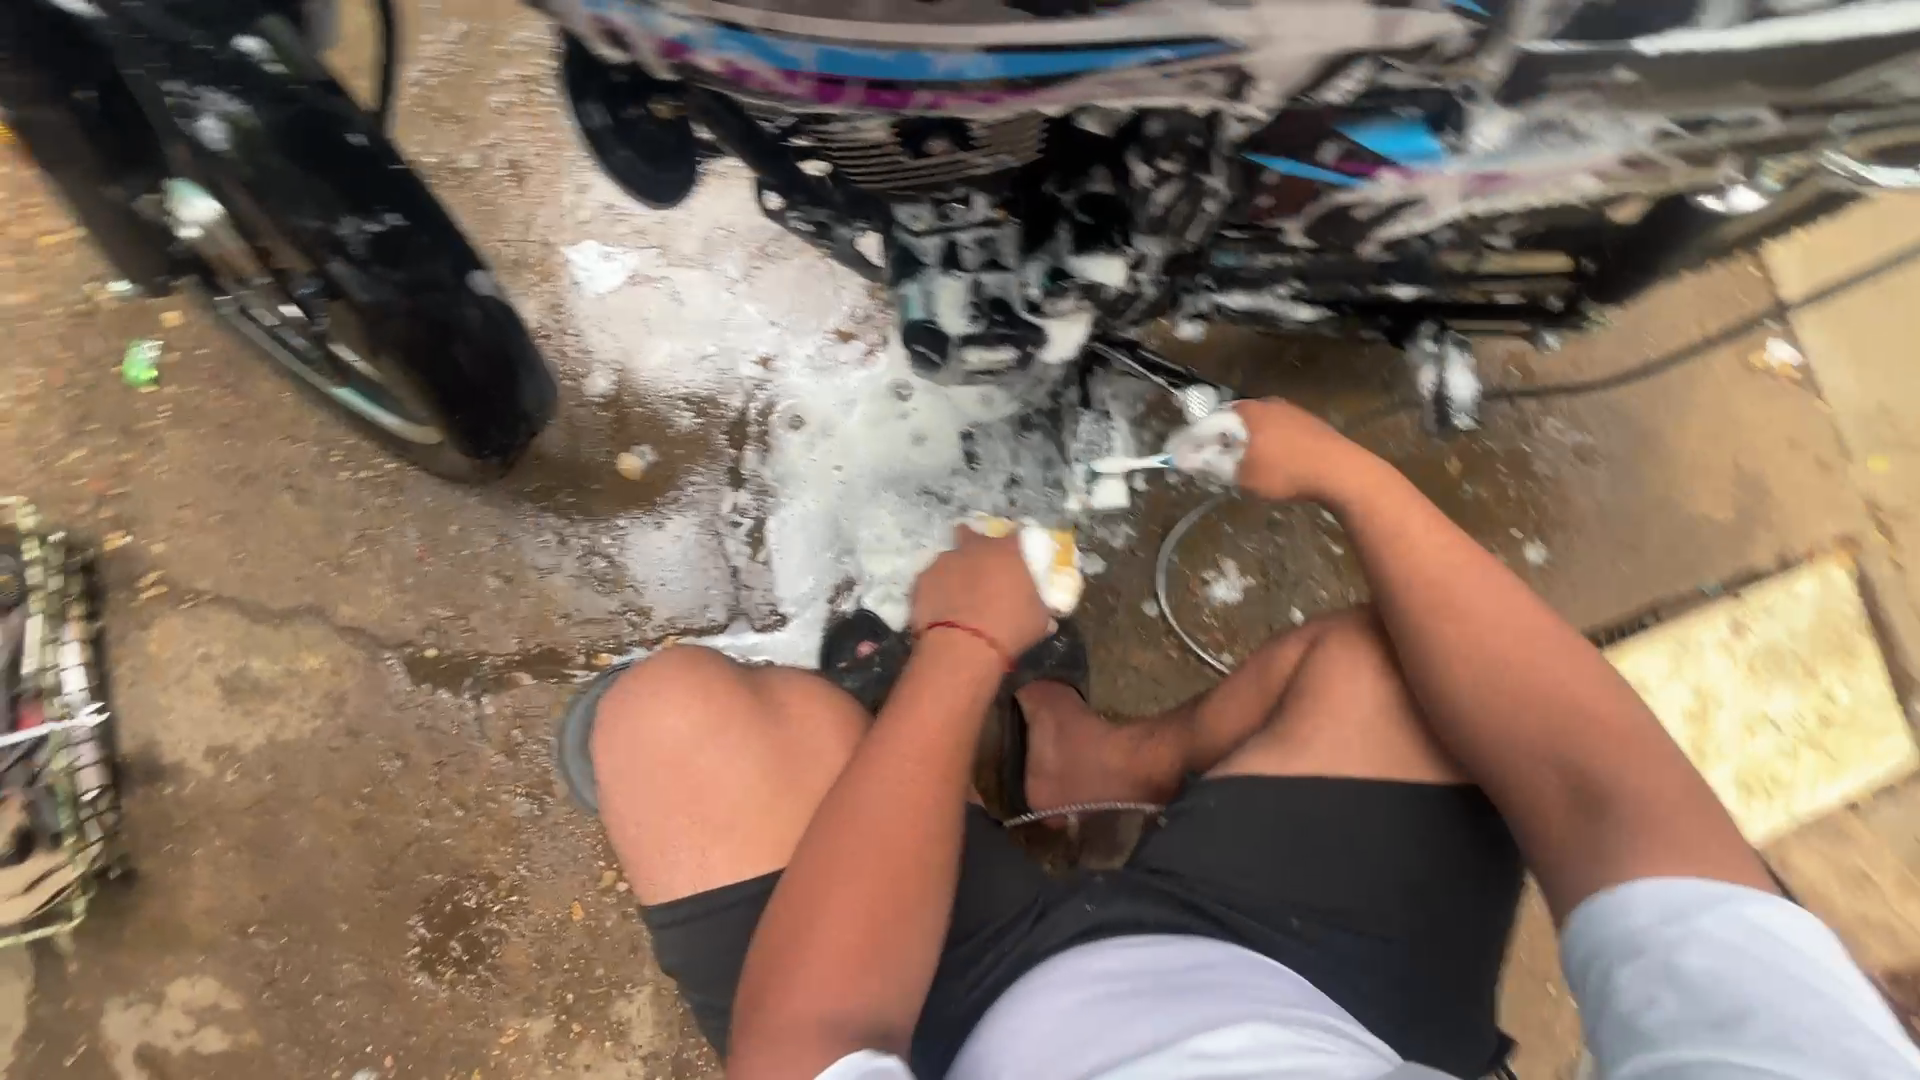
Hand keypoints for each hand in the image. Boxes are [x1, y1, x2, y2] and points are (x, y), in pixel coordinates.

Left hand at [910, 528, 1053, 661]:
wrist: (964, 646)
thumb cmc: (1010, 628)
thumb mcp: (1039, 620)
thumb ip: (1038, 606)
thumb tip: (1044, 614)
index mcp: (1008, 551)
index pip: (1016, 534)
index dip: (1014, 543)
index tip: (1014, 556)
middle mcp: (974, 548)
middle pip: (970, 532)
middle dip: (972, 542)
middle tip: (976, 564)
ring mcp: (944, 561)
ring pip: (948, 558)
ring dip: (953, 570)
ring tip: (956, 594)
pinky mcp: (922, 579)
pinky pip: (930, 580)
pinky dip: (934, 589)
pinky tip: (939, 607)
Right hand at [1168, 399, 1373, 501]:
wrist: (1342, 472)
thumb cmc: (1285, 472)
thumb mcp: (1241, 475)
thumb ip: (1211, 466)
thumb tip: (1187, 461)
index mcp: (1245, 411)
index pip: (1206, 423)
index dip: (1191, 442)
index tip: (1183, 459)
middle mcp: (1266, 403)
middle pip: (1231, 422)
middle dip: (1218, 442)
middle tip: (1213, 464)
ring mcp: (1290, 410)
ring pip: (1255, 426)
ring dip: (1243, 443)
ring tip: (1242, 467)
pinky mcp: (1308, 422)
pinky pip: (1275, 431)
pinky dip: (1265, 444)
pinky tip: (1271, 463)